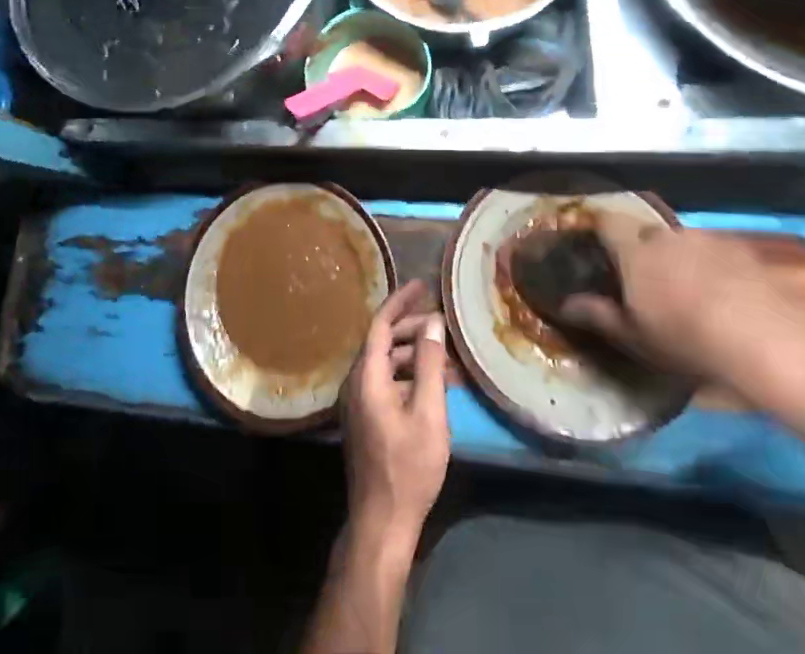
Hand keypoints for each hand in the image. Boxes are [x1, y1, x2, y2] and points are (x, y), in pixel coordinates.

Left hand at [342, 280, 449, 538]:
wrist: (382, 518)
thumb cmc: (408, 466)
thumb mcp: (428, 413)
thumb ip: (431, 366)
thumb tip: (434, 324)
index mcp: (366, 377)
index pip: (380, 325)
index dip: (400, 301)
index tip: (423, 285)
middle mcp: (356, 383)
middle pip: (382, 342)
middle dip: (413, 328)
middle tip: (444, 324)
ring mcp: (358, 402)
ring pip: (386, 363)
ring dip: (415, 355)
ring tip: (448, 357)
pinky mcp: (366, 417)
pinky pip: (386, 382)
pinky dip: (409, 376)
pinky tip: (436, 384)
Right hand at [556, 222, 804, 409]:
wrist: (771, 342)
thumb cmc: (687, 339)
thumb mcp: (634, 336)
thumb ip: (597, 315)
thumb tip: (565, 304)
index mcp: (635, 250)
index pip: (607, 222)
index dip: (598, 229)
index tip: (594, 246)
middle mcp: (668, 235)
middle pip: (645, 233)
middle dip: (639, 249)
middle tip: (639, 278)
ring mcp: (710, 240)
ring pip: (681, 243)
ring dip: (677, 259)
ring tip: (682, 290)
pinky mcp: (745, 251)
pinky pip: (715, 253)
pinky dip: (710, 267)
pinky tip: (719, 295)